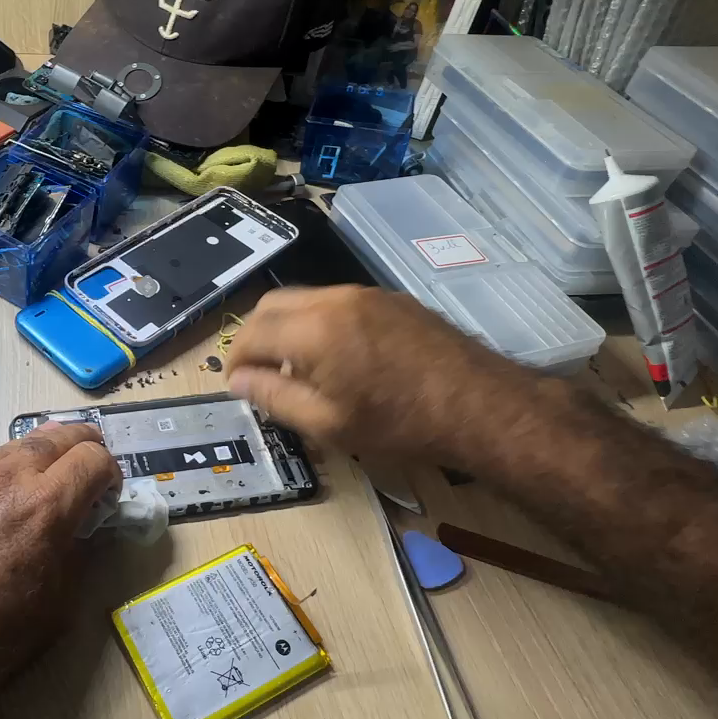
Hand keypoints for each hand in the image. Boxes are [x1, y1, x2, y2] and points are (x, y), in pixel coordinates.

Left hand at [0, 423, 118, 705]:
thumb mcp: (55, 605)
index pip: (94, 458)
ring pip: (12, 447)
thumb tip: (82, 523)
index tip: (105, 492)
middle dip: (80, 449)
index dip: (109, 473)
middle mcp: (5, 474)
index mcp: (45, 506)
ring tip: (26, 495)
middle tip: (81, 471)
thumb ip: (75, 550)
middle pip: (58, 435)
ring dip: (31, 464)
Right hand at [224, 285, 535, 465]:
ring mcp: (364, 293)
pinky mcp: (389, 298)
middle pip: (271, 305)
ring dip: (286, 327)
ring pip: (303, 300)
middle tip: (259, 374)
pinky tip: (336, 355)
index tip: (237, 386)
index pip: (251, 333)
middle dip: (255, 337)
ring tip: (297, 367)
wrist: (482, 405)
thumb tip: (238, 382)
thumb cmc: (400, 424)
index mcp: (312, 330)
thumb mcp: (328, 425)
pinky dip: (317, 322)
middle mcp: (333, 299)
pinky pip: (335, 302)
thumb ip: (274, 398)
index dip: (235, 360)